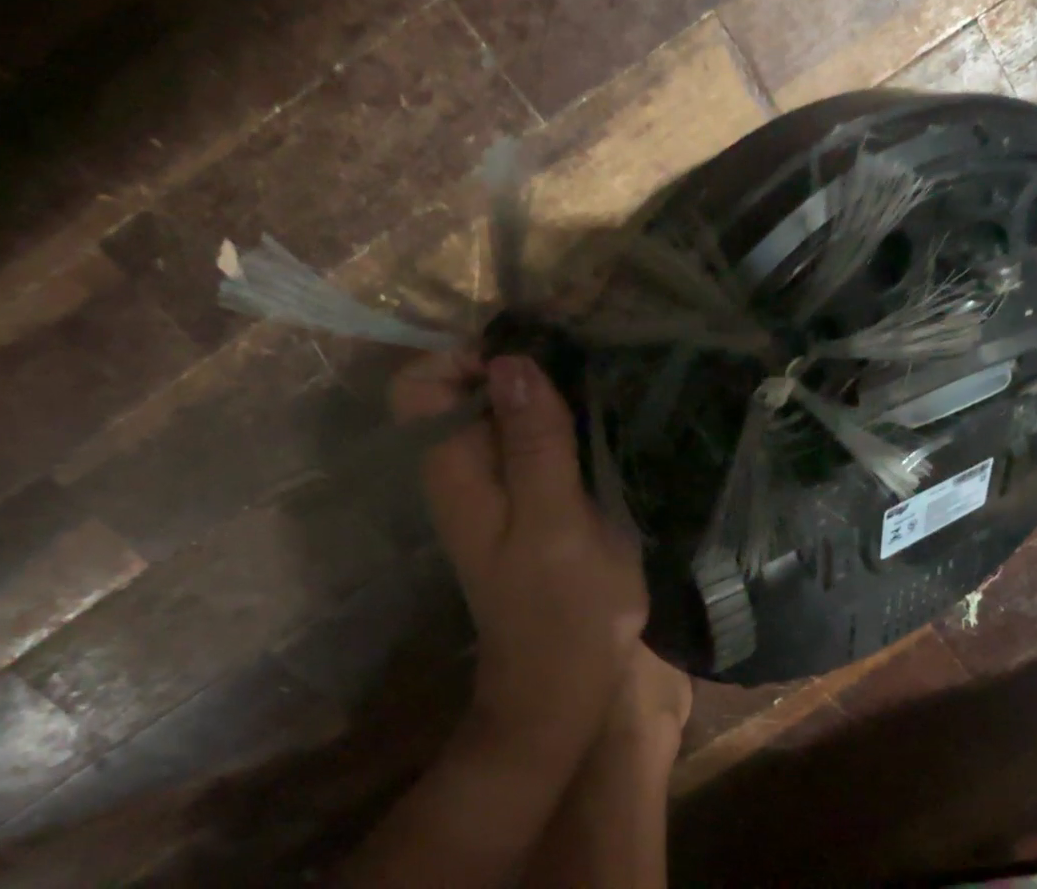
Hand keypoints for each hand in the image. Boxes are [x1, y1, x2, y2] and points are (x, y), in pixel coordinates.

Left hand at [392, 351, 648, 758]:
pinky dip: (568, 420)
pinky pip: (538, 436)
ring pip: (510, 410)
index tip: (543, 359)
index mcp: (455, 468)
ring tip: (610, 390)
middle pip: (470, 388)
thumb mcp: (554, 521)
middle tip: (592, 368)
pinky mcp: (535, 496)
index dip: (472, 356)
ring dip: (554, 392)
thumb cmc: (563, 606)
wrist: (568, 680)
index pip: (424, 382)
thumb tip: (510, 361)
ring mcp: (501, 483)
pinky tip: (613, 424)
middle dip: (526, 366)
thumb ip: (534, 443)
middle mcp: (467, 468)